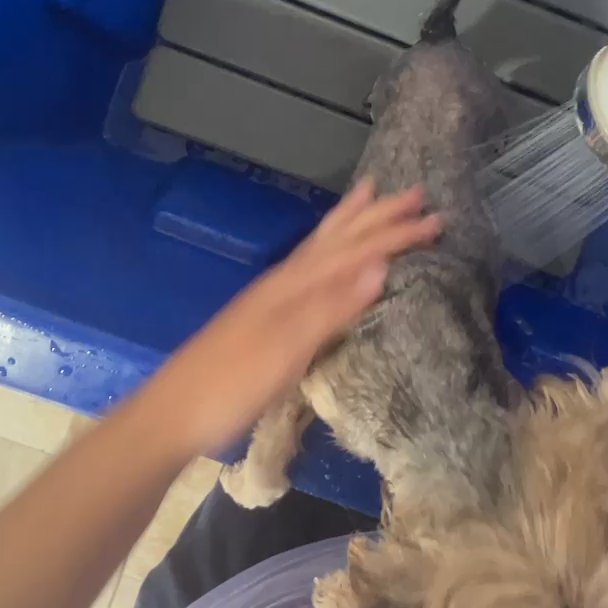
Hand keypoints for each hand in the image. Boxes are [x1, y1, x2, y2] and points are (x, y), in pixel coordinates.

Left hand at [146, 182, 441, 457]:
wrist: (172, 414)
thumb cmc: (231, 386)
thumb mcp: (286, 352)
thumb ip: (331, 310)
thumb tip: (381, 267)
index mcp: (294, 286)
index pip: (354, 250)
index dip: (394, 234)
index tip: (434, 219)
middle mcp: (285, 281)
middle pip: (338, 238)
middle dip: (378, 215)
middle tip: (415, 193)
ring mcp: (272, 295)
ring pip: (320, 245)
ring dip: (350, 220)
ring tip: (369, 193)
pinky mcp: (266, 313)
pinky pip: (309, 264)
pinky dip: (328, 247)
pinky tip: (327, 255)